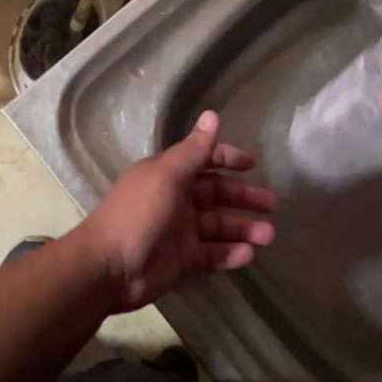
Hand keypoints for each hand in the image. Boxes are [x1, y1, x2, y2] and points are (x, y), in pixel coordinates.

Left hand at [73, 111, 275, 311]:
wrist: (109, 267)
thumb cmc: (138, 213)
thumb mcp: (167, 176)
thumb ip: (194, 150)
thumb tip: (213, 114)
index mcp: (169, 173)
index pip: (203, 160)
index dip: (227, 159)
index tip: (252, 164)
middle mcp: (177, 198)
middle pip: (217, 194)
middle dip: (244, 197)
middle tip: (272, 205)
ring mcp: (180, 230)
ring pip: (219, 225)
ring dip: (244, 228)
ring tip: (269, 235)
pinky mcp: (183, 259)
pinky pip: (213, 253)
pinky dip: (231, 253)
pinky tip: (249, 254)